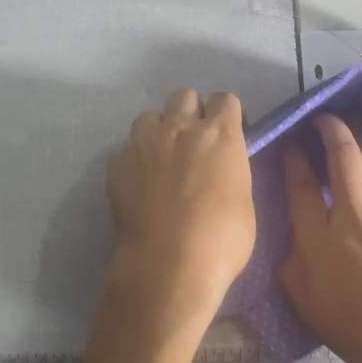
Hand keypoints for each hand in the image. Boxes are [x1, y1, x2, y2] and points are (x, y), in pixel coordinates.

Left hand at [103, 89, 255, 333]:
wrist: (167, 266)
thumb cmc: (221, 241)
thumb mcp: (245, 202)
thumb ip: (231, 172)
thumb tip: (222, 170)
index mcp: (220, 135)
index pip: (225, 100)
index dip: (228, 116)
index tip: (228, 137)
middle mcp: (181, 128)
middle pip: (184, 96)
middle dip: (191, 113)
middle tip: (194, 145)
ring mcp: (144, 143)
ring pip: (149, 116)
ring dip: (159, 131)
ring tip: (162, 161)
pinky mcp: (116, 163)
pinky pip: (126, 149)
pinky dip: (134, 162)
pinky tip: (140, 188)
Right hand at [279, 115, 361, 362]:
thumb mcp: (310, 310)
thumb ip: (292, 273)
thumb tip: (289, 247)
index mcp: (319, 238)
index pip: (300, 185)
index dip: (293, 158)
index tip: (290, 143)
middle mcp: (352, 214)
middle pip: (341, 156)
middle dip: (330, 130)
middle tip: (323, 119)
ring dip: (361, 141)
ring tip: (355, 132)